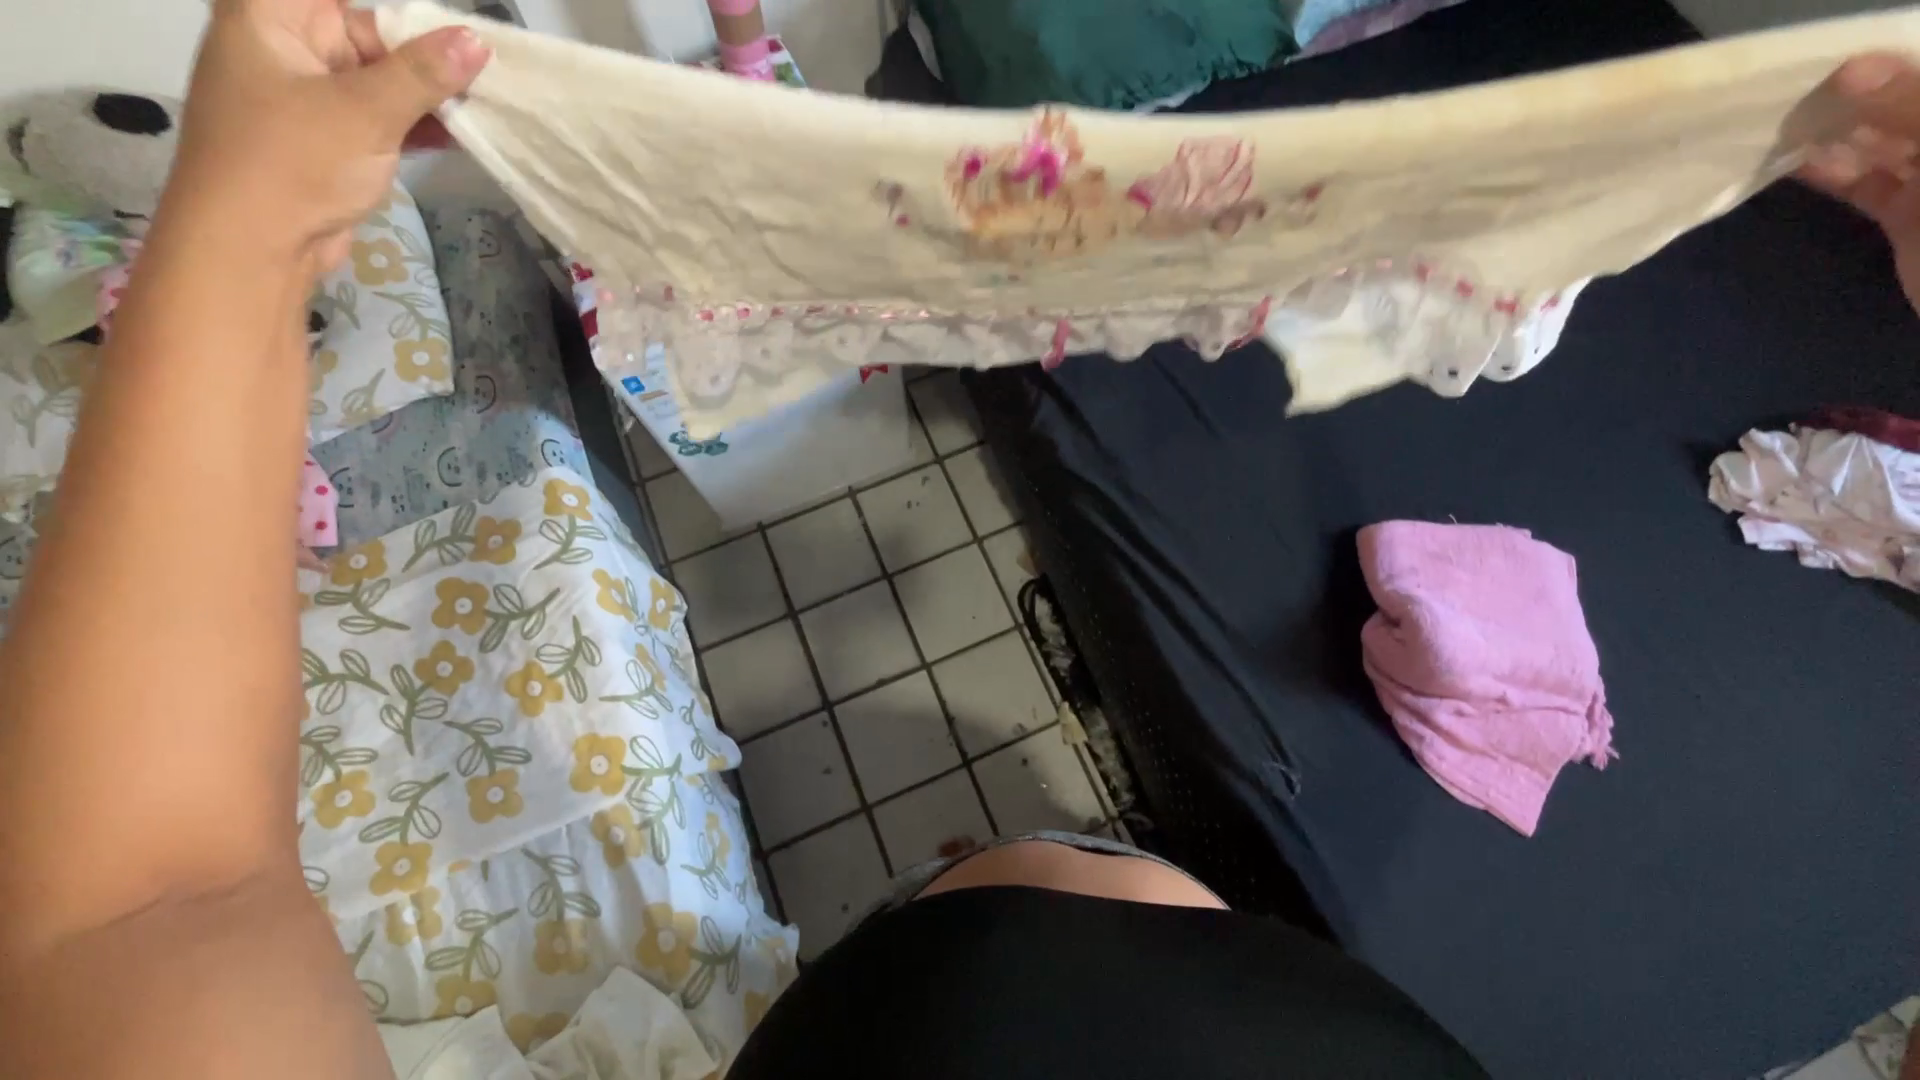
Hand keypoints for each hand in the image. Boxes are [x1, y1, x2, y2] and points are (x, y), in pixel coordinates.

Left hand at [166, 0, 490, 275]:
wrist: (252, 245)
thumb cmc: (295, 162)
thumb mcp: (367, 111)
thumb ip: (424, 73)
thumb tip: (477, 40)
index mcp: (272, 17)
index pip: (348, 0)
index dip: (407, 18)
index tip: (459, 35)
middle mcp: (285, 47)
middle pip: (368, 35)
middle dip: (426, 57)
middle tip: (485, 76)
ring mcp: (306, 96)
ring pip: (379, 80)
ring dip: (429, 97)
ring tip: (482, 109)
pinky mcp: (327, 139)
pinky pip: (378, 118)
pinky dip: (415, 125)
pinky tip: (458, 135)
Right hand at [1802, 54, 1919, 313]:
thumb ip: (1914, 106)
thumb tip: (1851, 68)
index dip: (1898, 54)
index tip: (1840, 51)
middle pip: (1913, 101)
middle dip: (1860, 92)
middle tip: (1795, 83)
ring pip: (1886, 140)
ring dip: (1836, 132)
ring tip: (1780, 120)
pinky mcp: (1911, 213)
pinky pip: (1866, 182)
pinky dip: (1830, 172)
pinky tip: (1790, 163)